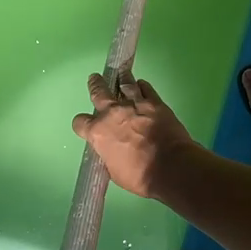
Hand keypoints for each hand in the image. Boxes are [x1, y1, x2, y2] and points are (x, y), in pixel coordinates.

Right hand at [71, 72, 194, 198]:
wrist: (170, 166)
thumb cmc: (139, 175)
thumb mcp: (114, 171)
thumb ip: (108, 153)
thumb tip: (110, 149)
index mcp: (98, 132)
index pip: (80, 122)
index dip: (82, 124)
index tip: (85, 126)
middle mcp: (112, 113)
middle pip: (98, 92)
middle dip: (95, 85)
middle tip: (95, 79)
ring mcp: (134, 104)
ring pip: (124, 84)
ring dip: (122, 79)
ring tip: (121, 73)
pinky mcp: (154, 103)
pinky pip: (145, 88)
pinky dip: (142, 86)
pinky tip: (141, 85)